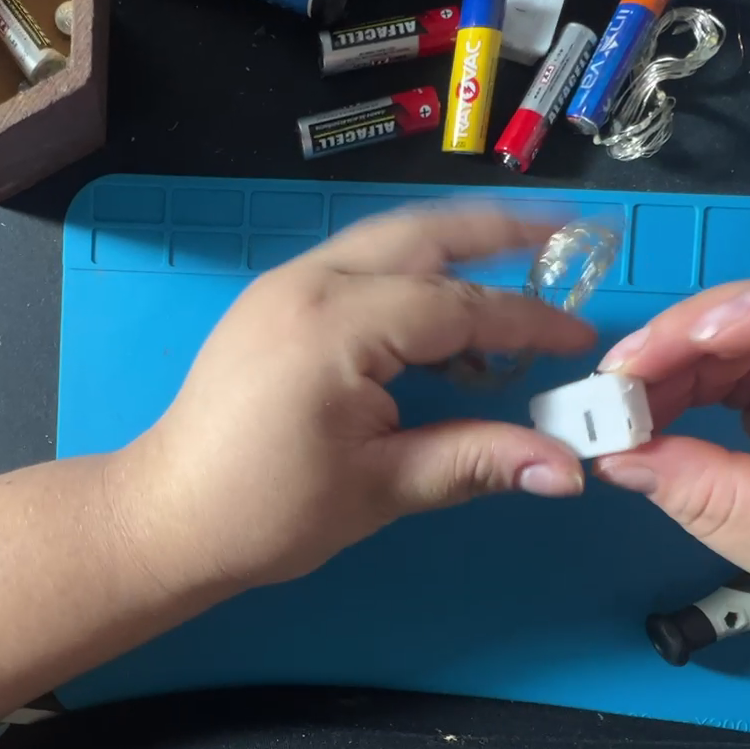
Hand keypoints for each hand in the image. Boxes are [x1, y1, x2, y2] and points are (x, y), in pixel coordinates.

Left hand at [111, 207, 595, 589]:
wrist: (169, 517)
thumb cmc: (267, 513)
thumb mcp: (379, 488)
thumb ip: (475, 461)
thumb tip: (567, 470)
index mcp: (335, 326)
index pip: (456, 305)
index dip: (527, 322)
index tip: (581, 340)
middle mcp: (307, 284)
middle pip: (422, 233)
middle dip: (499, 231)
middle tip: (566, 234)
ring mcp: (282, 287)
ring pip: (385, 242)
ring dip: (452, 248)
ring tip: (513, 264)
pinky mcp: (271, 304)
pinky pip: (355, 267)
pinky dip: (407, 277)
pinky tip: (435, 314)